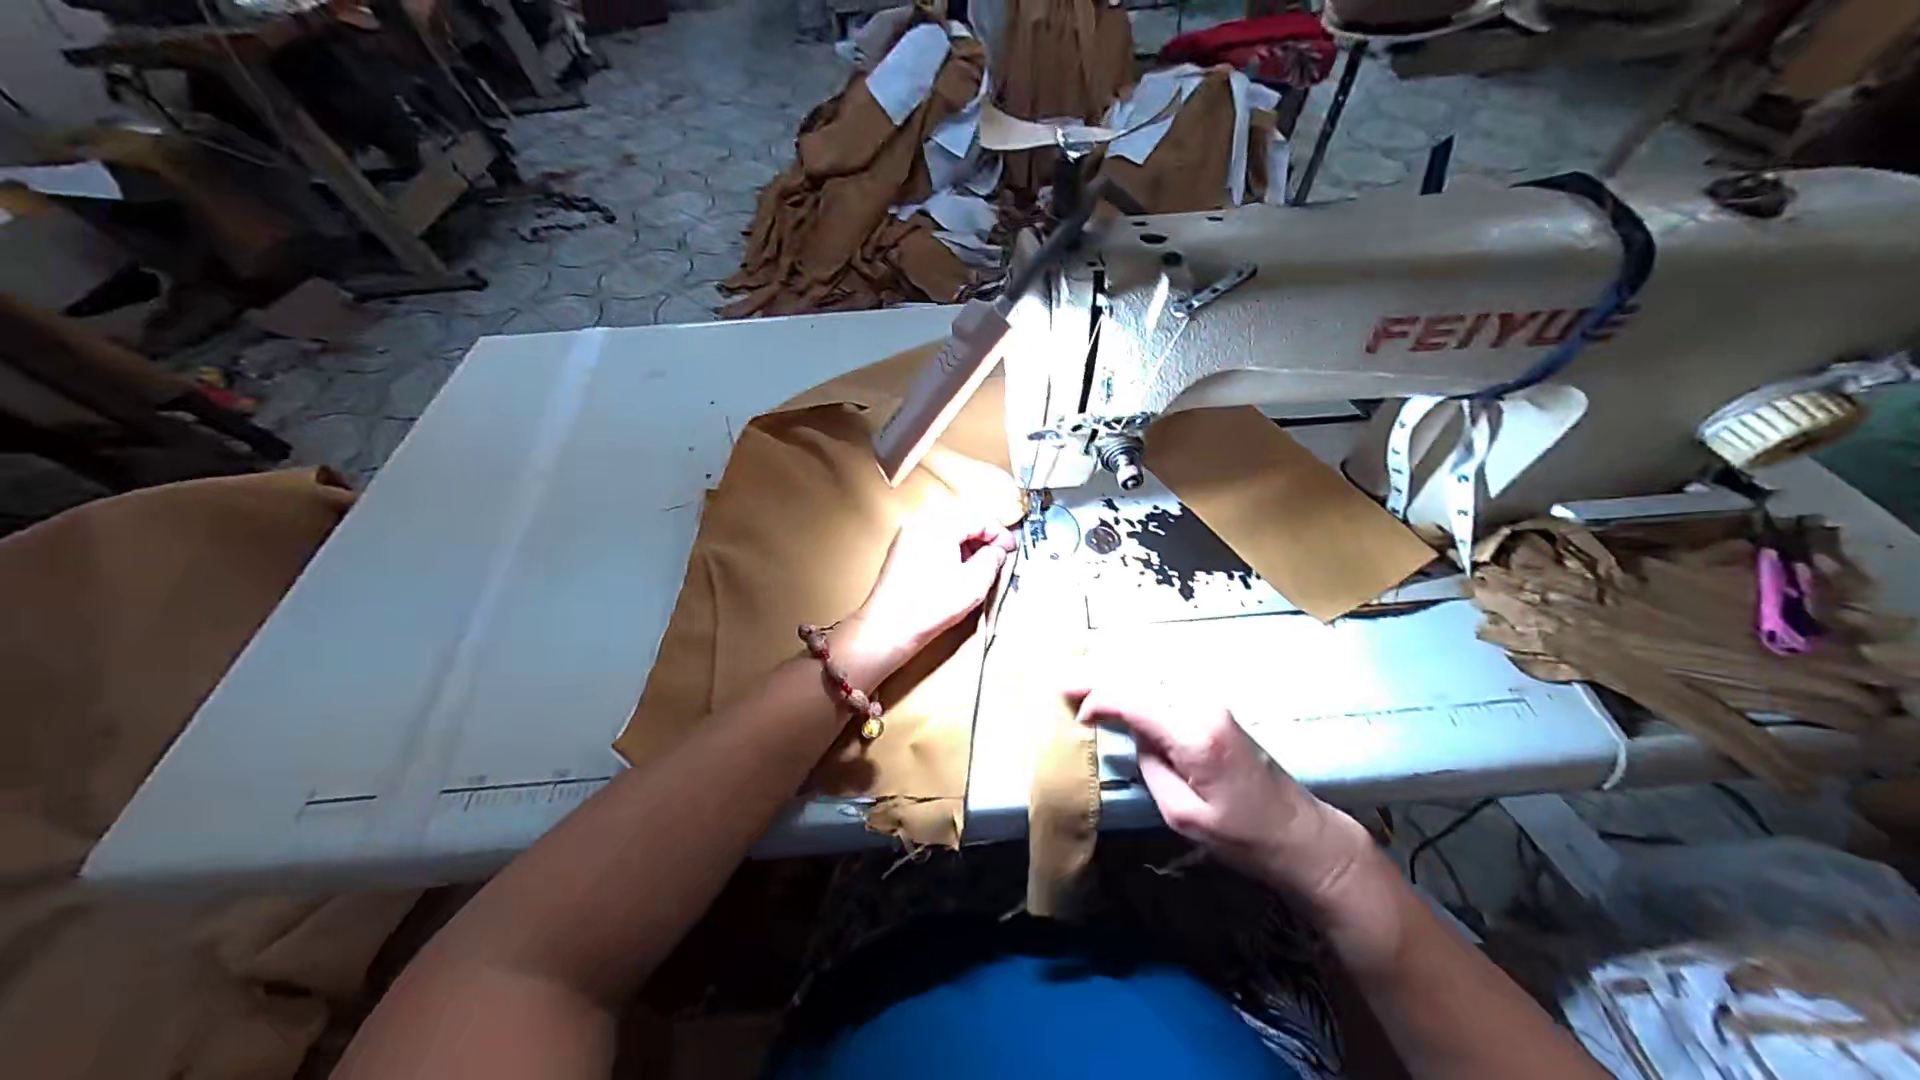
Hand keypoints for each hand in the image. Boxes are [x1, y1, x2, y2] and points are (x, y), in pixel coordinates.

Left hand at [831, 508, 1015, 687]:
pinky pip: (932, 542)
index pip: (979, 519)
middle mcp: (920, 522)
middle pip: (962, 522)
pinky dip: (949, 551)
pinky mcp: (900, 552)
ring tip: (981, 567)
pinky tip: (958, 571)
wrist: (889, 627)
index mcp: (940, 524)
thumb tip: (998, 551)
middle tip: (1000, 556)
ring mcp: (907, 536)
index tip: (1011, 548)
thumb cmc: (929, 606)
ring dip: (967, 545)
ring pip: (947, 532)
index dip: (1000, 534)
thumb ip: (993, 559)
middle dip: (983, 538)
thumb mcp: (975, 582)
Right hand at [1070, 685, 1401, 958]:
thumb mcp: (1183, 814)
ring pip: (1155, 679)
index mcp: (1194, 734)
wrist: (1300, 833)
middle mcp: (1203, 706)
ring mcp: (1213, 704)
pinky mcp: (1216, 710)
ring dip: (1120, 679)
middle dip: (1101, 678)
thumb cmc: (1243, 835)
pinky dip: (1140, 686)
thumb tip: (1137, 736)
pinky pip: (1168, 689)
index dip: (1099, 701)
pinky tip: (1120, 688)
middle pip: (1142, 679)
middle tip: (1064, 681)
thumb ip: (1151, 767)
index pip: (1134, 702)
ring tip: (1084, 682)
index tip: (1075, 712)